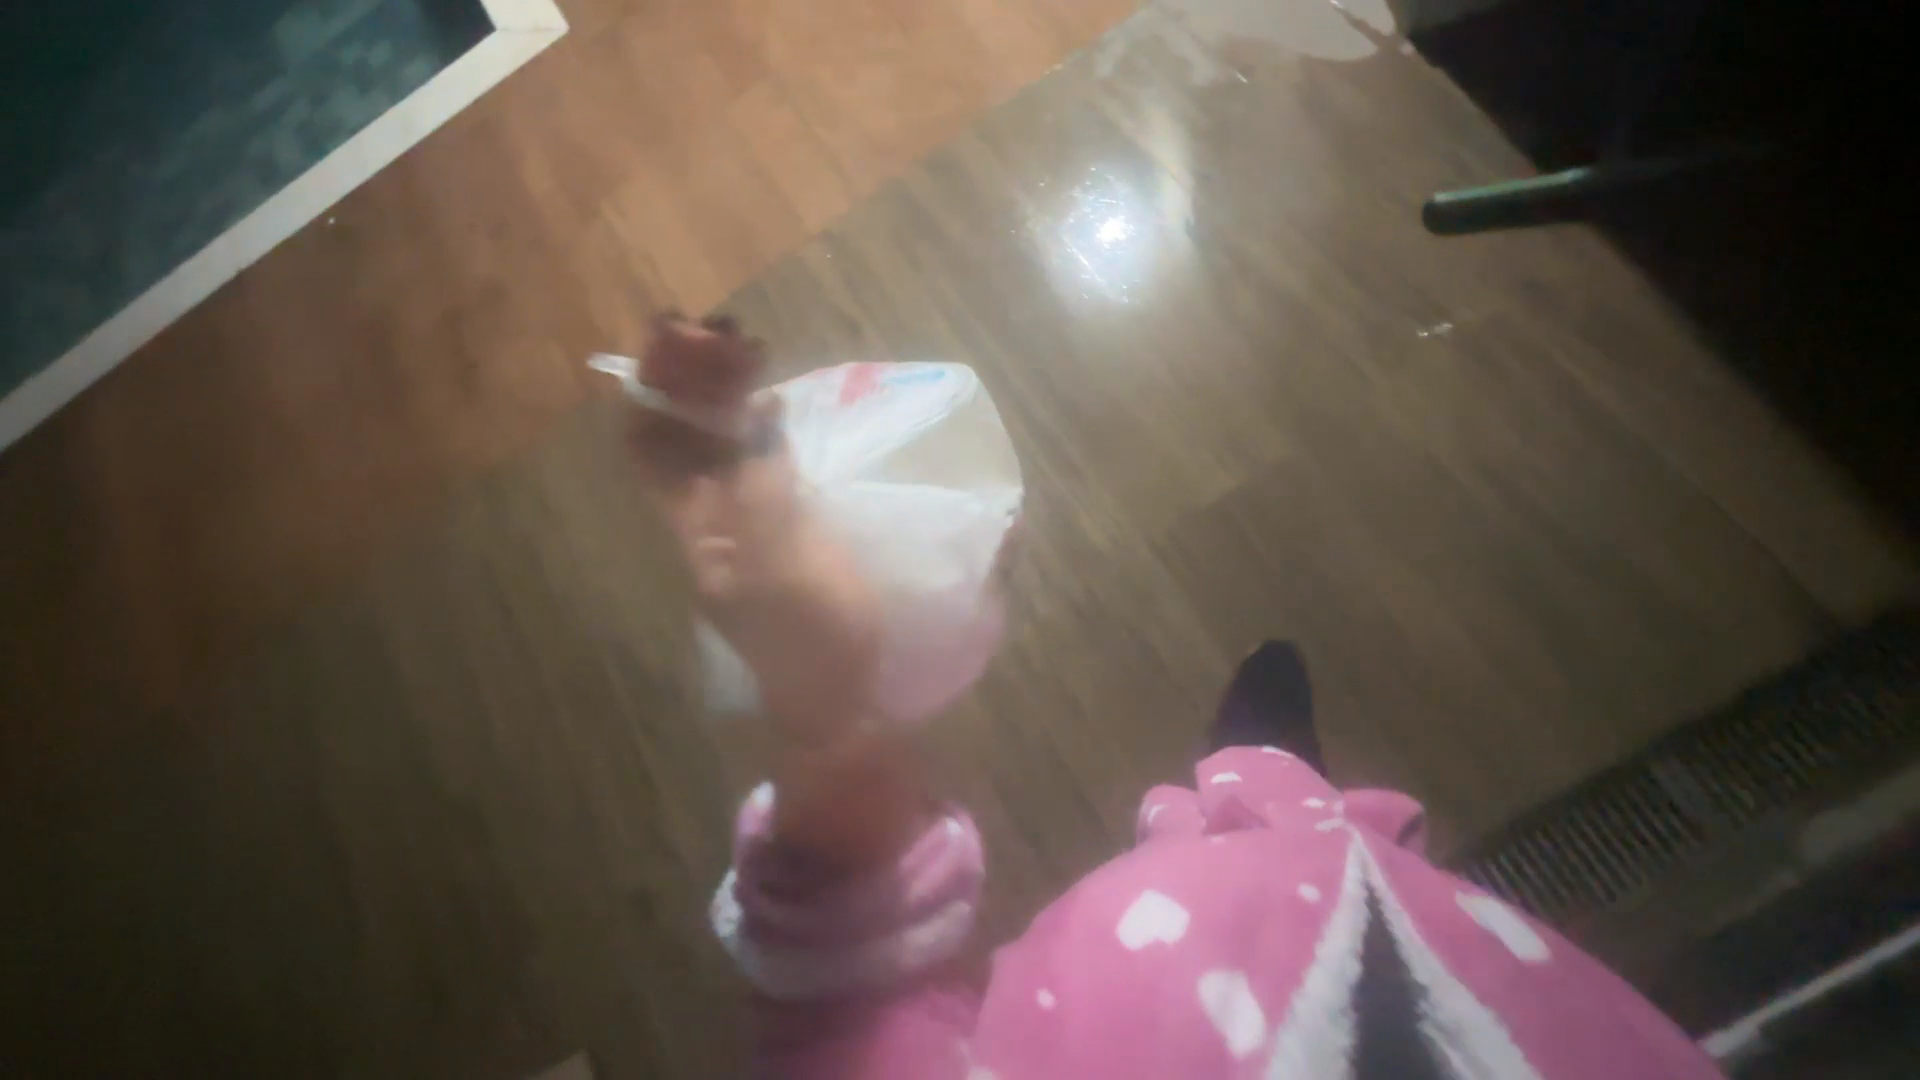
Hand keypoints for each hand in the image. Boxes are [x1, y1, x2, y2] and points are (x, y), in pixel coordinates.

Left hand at [627, 314, 881, 746]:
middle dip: (693, 386)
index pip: (652, 450)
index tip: (674, 342)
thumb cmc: (809, 635)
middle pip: (684, 442)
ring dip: (727, 403)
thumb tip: (756, 411)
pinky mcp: (781, 531)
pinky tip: (779, 413)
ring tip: (749, 356)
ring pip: (719, 452)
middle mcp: (710, 521)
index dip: (655, 396)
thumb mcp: (782, 564)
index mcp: (699, 530)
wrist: (833, 693)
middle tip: (723, 334)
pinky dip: (760, 434)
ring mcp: (745, 526)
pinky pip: (757, 469)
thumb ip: (767, 489)